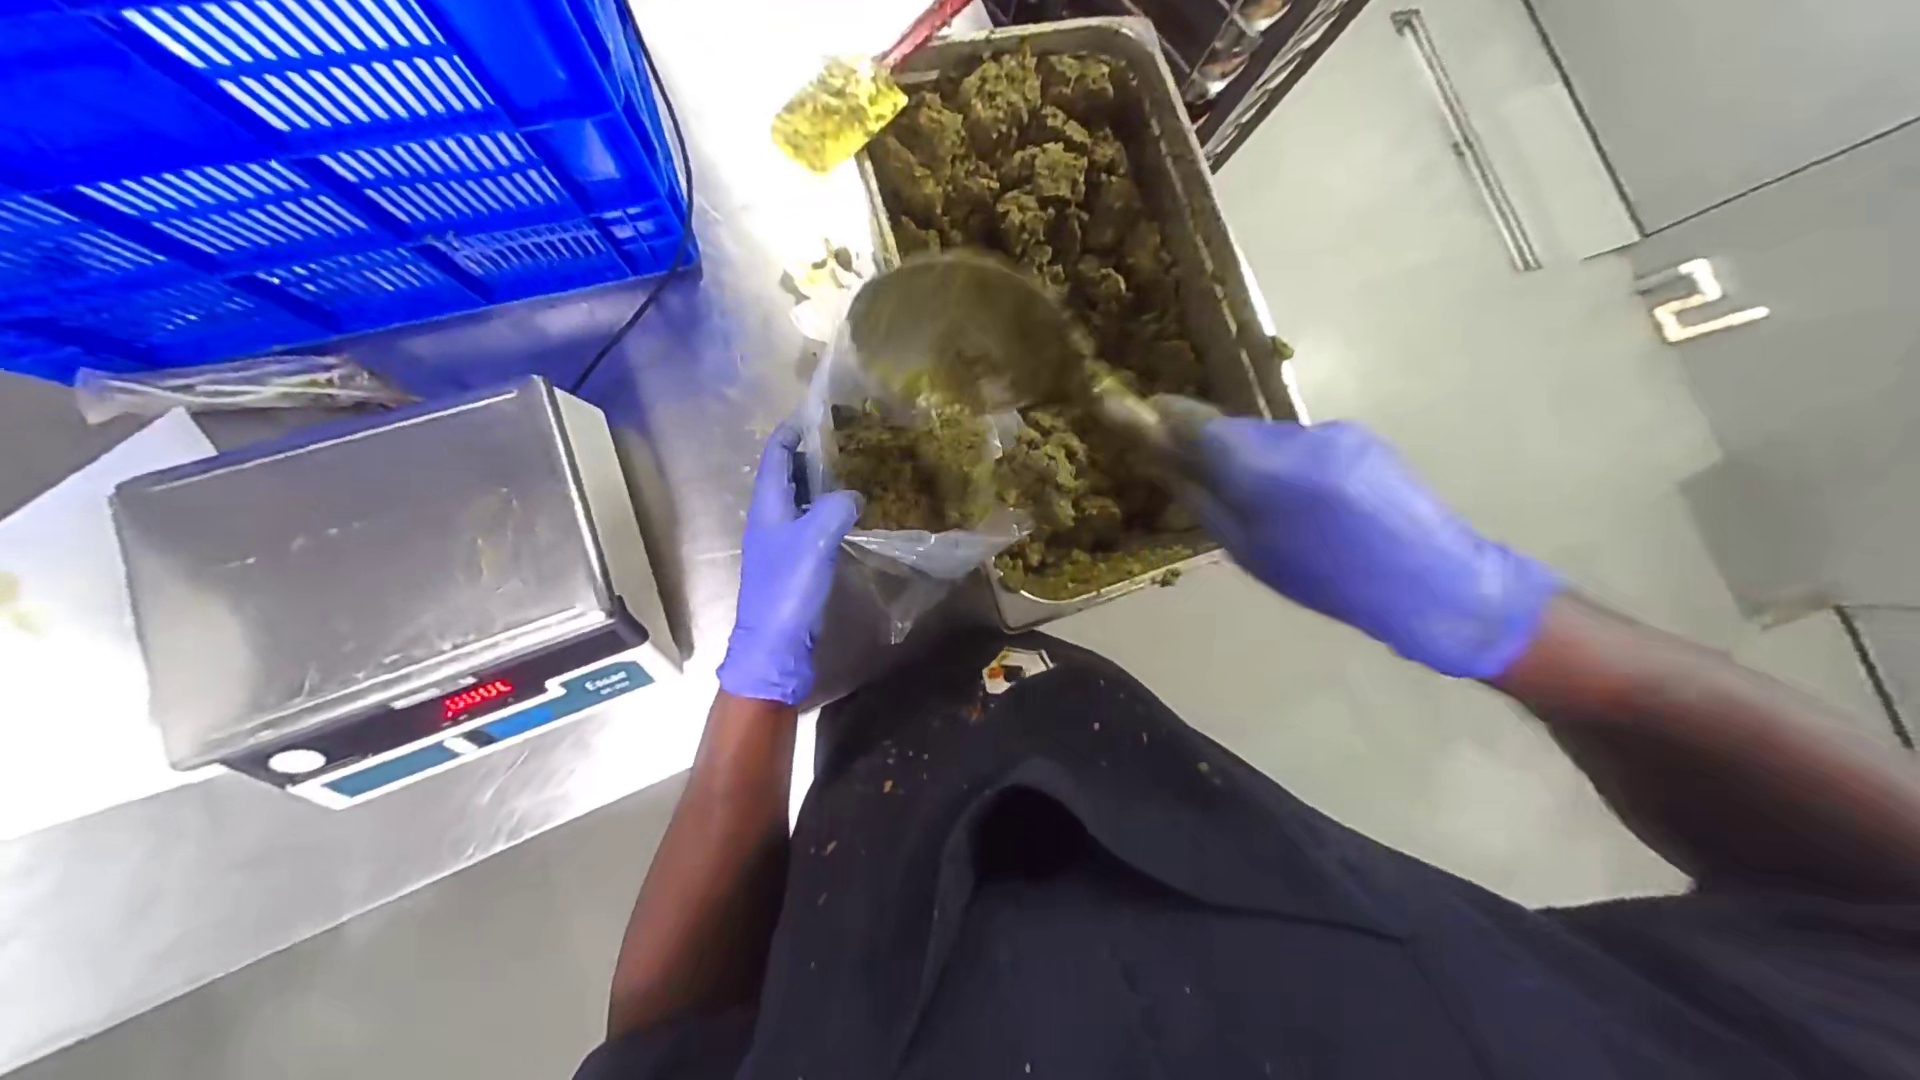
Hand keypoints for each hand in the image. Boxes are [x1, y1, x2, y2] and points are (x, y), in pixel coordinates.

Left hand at [717, 422, 861, 702]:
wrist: (775, 644)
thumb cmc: (789, 587)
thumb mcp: (815, 540)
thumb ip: (836, 508)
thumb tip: (853, 496)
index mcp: (767, 505)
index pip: (775, 455)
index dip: (791, 432)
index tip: (815, 414)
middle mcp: (769, 518)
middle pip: (784, 474)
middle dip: (808, 453)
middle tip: (842, 439)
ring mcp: (779, 541)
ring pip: (798, 498)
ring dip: (818, 481)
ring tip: (849, 468)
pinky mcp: (793, 561)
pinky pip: (808, 522)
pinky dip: (825, 508)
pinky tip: (847, 512)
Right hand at [1183, 418, 1557, 677]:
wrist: (1435, 582)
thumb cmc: (1328, 580)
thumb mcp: (1250, 551)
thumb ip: (1204, 501)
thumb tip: (1166, 467)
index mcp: (1266, 472)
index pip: (1200, 426)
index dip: (1164, 417)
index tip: (1136, 410)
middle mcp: (1298, 438)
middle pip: (1233, 429)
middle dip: (1205, 441)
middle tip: (1184, 464)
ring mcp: (1333, 433)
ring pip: (1265, 436)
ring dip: (1244, 454)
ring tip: (1249, 494)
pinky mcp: (1358, 437)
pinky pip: (1297, 443)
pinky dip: (1279, 460)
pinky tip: (1293, 495)